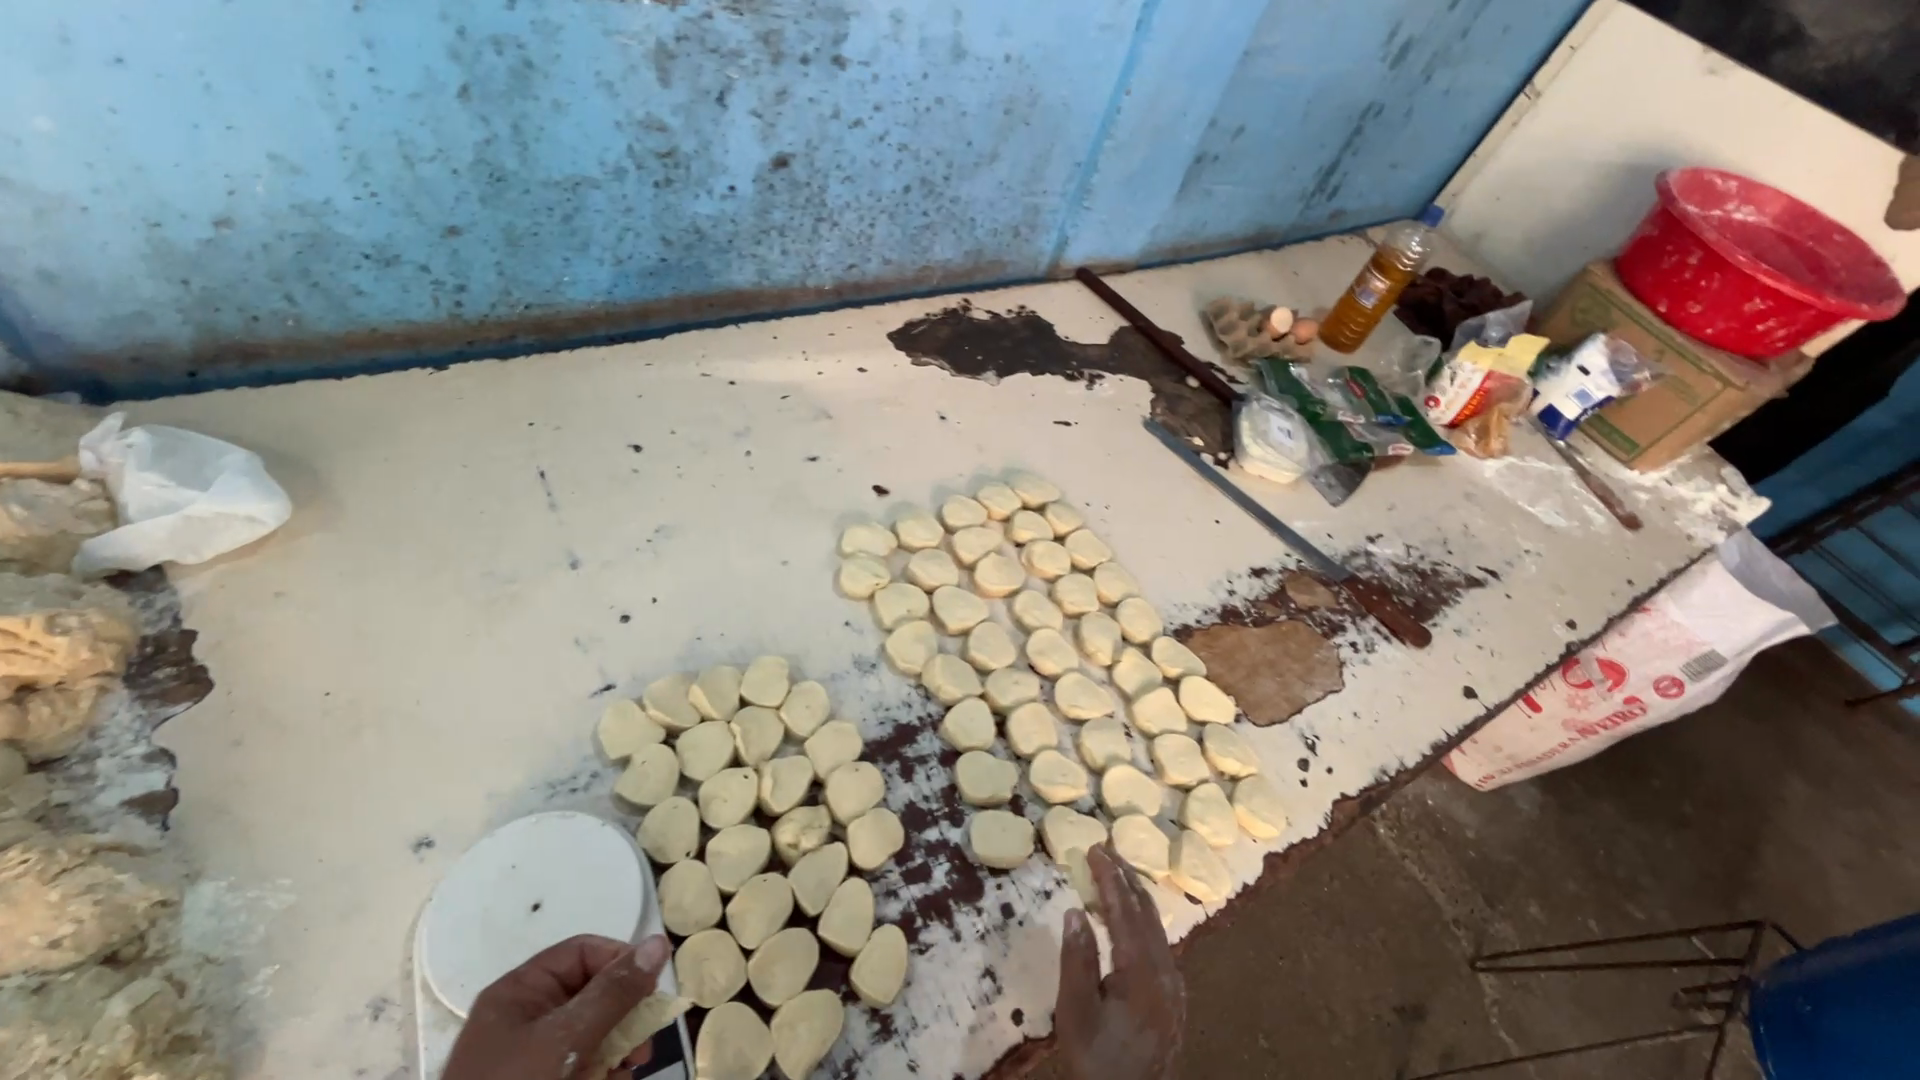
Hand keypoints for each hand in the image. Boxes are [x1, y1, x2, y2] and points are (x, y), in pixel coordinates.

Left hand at [443, 933, 669, 1079]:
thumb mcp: (565, 1043)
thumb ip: (614, 993)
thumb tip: (659, 943)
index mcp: (521, 992)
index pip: (583, 952)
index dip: (621, 963)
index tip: (651, 991)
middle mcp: (526, 1018)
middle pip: (592, 993)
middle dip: (624, 1017)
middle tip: (643, 1045)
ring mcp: (532, 1058)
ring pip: (593, 1034)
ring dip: (618, 1050)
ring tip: (628, 1072)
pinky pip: (583, 1067)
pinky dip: (603, 1074)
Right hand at [1055, 844, 1186, 1079]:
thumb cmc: (1095, 1058)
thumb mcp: (1075, 1011)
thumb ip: (1077, 958)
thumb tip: (1075, 912)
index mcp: (1141, 973)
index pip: (1124, 912)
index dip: (1109, 877)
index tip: (1096, 848)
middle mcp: (1165, 973)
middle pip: (1146, 914)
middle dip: (1126, 879)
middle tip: (1107, 850)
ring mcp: (1174, 987)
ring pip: (1156, 929)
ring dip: (1135, 898)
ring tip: (1116, 874)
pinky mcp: (1173, 999)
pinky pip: (1160, 945)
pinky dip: (1142, 922)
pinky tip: (1131, 919)